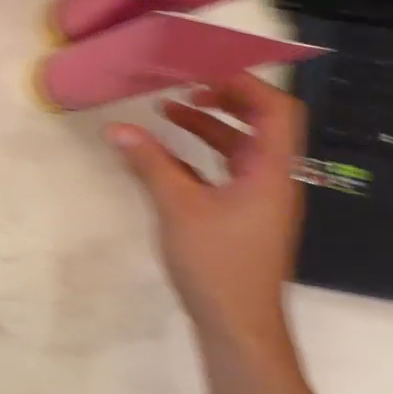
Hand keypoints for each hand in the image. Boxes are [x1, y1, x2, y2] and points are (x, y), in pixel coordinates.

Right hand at [105, 73, 303, 348]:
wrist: (238, 323)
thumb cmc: (217, 262)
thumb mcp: (178, 207)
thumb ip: (150, 163)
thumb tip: (117, 128)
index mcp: (271, 171)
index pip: (275, 109)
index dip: (243, 84)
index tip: (201, 70)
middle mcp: (273, 179)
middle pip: (261, 123)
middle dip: (224, 99)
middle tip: (184, 85)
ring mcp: (260, 199)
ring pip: (240, 148)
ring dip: (208, 126)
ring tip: (166, 112)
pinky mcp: (243, 216)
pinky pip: (225, 171)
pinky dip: (199, 156)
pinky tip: (165, 157)